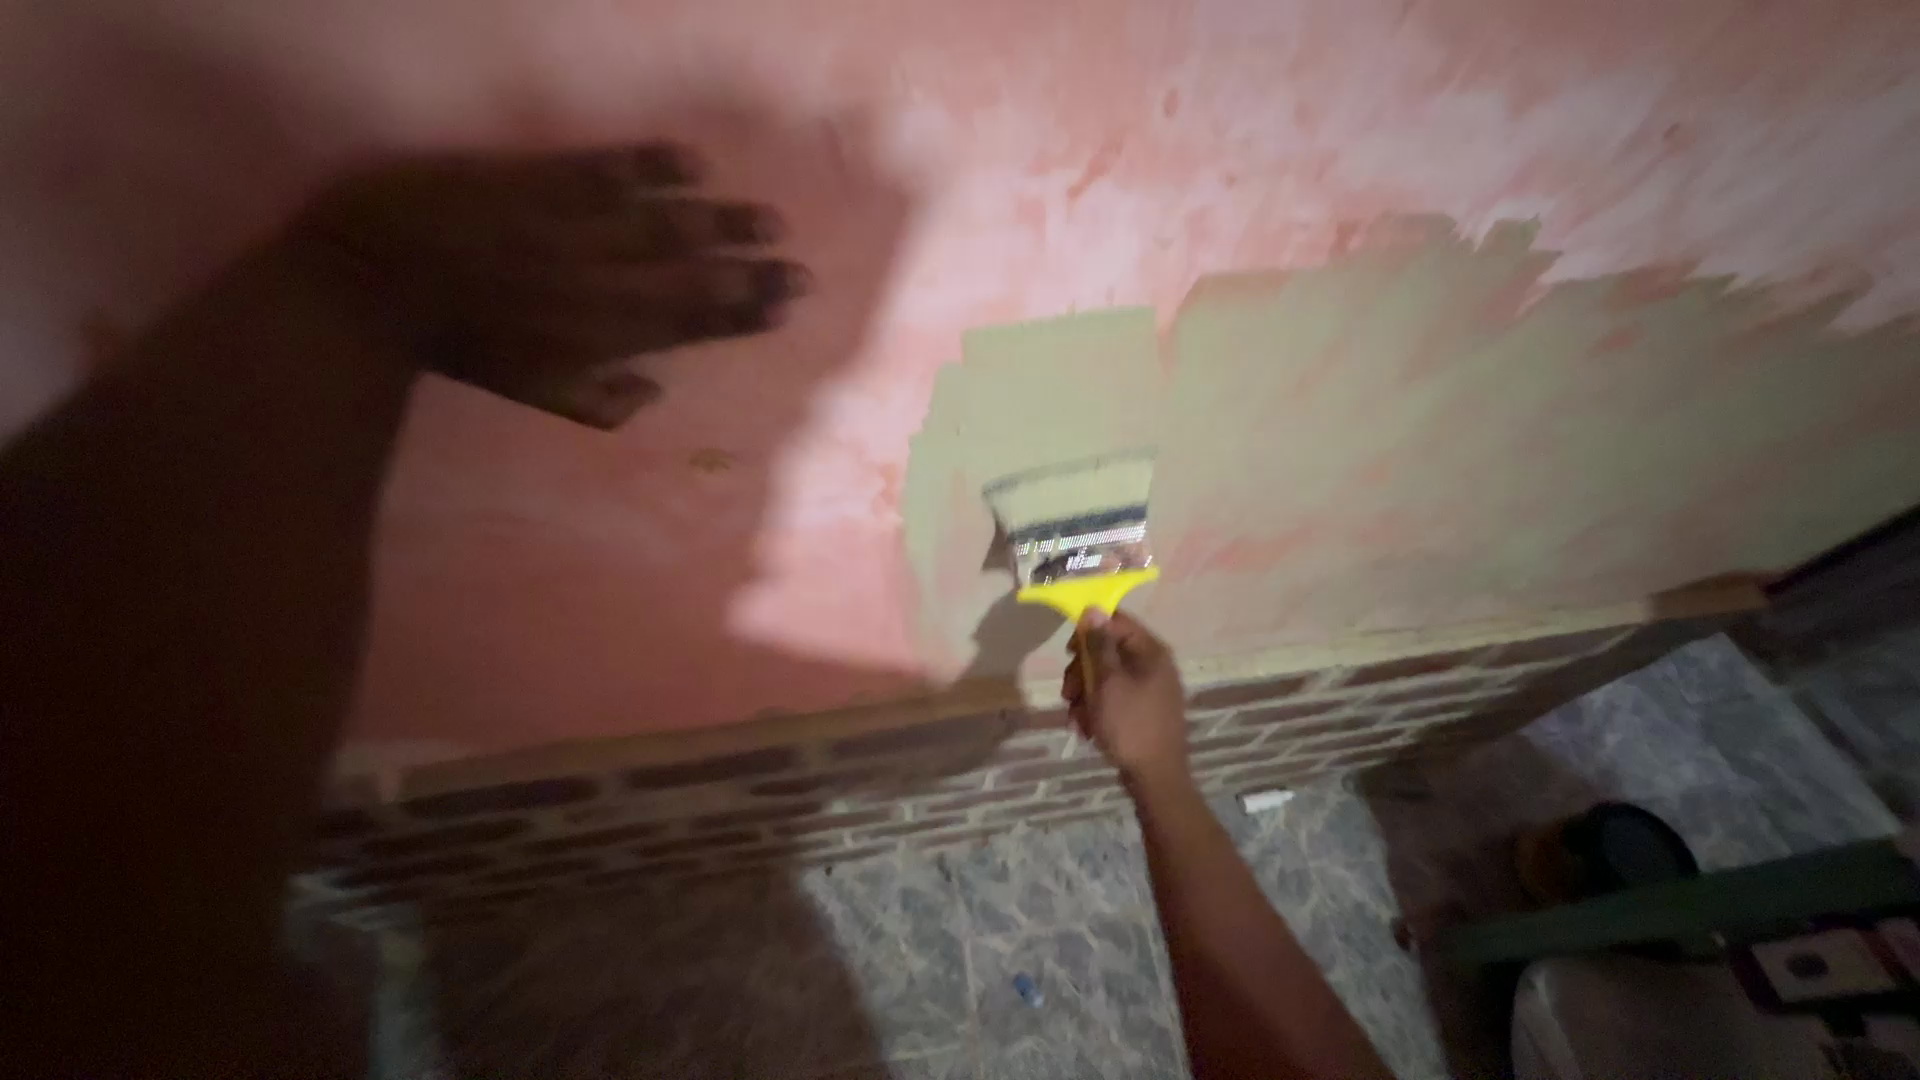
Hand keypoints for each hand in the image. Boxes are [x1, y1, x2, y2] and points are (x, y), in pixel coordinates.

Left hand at [291, 143, 807, 426]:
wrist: (369, 287)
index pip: (686, 327)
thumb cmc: (460, 345)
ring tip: (769, 221)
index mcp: (599, 338)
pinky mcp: (533, 185)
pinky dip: (648, 168)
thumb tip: (658, 391)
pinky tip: (693, 164)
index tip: (783, 309)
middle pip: (689, 282)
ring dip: (719, 226)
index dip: (739, 317)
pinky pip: (601, 174)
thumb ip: (599, 403)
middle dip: (751, 278)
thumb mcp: (532, 393)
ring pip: (660, 231)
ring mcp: (569, 234)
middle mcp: (598, 289)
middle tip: (801, 273)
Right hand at [1061, 609, 1189, 781]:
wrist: (1155, 778)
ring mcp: (1149, 690)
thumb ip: (1098, 645)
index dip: (1089, 631)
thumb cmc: (1130, 725)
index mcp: (1151, 652)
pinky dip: (1096, 710)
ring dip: (1084, 695)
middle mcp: (1153, 665)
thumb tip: (1093, 609)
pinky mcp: (1143, 711)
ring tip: (1076, 718)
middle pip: (1107, 651)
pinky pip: (1113, 699)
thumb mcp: (1108, 682)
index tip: (1068, 652)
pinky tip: (1086, 729)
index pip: (1116, 622)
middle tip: (1068, 693)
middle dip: (1082, 672)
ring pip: (1106, 677)